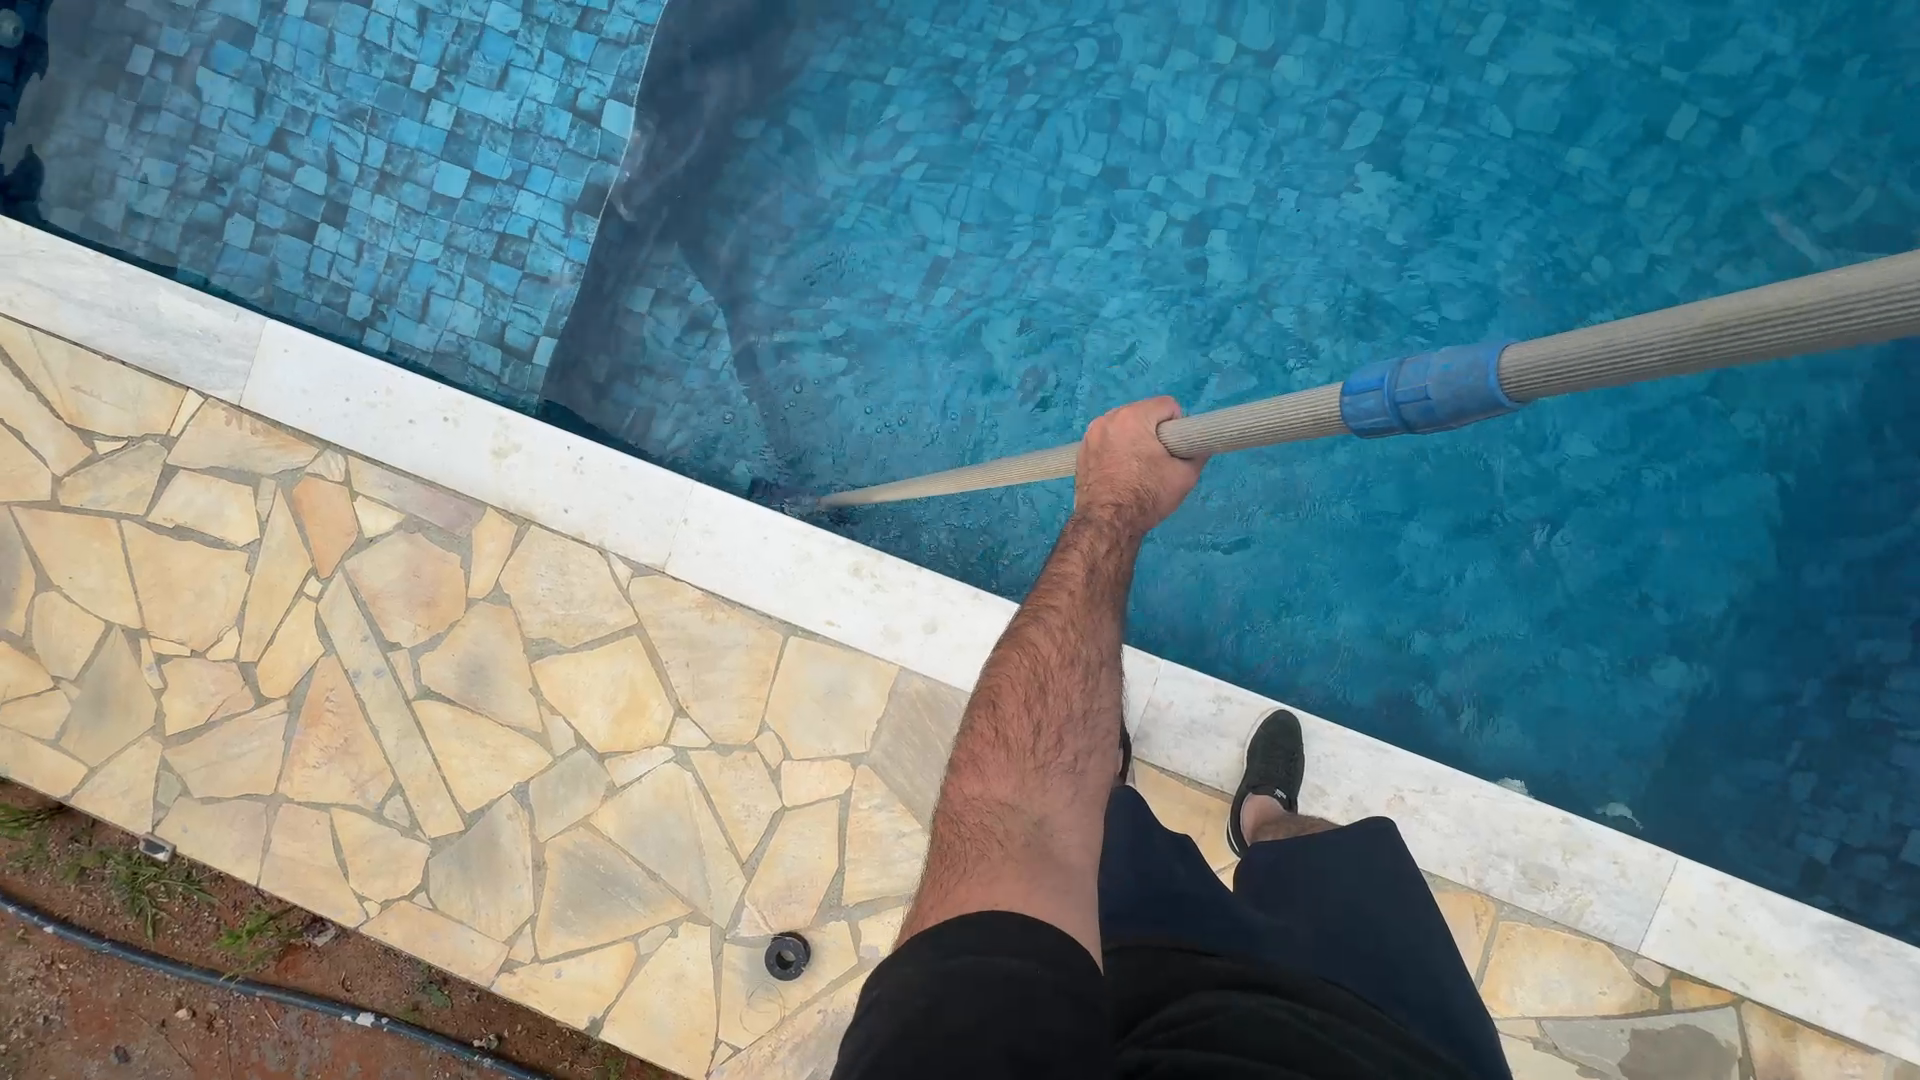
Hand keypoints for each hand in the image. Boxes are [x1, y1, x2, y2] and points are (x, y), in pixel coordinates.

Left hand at [1073, 397, 1206, 534]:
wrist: (1107, 523)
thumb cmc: (1147, 496)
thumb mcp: (1185, 475)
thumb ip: (1198, 452)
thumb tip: (1199, 445)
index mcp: (1132, 417)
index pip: (1167, 405)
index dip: (1177, 427)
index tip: (1174, 450)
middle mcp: (1107, 419)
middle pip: (1142, 414)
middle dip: (1153, 432)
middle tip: (1157, 461)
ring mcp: (1090, 436)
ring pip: (1123, 428)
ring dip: (1134, 440)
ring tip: (1138, 469)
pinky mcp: (1081, 452)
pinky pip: (1107, 441)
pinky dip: (1116, 451)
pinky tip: (1120, 473)